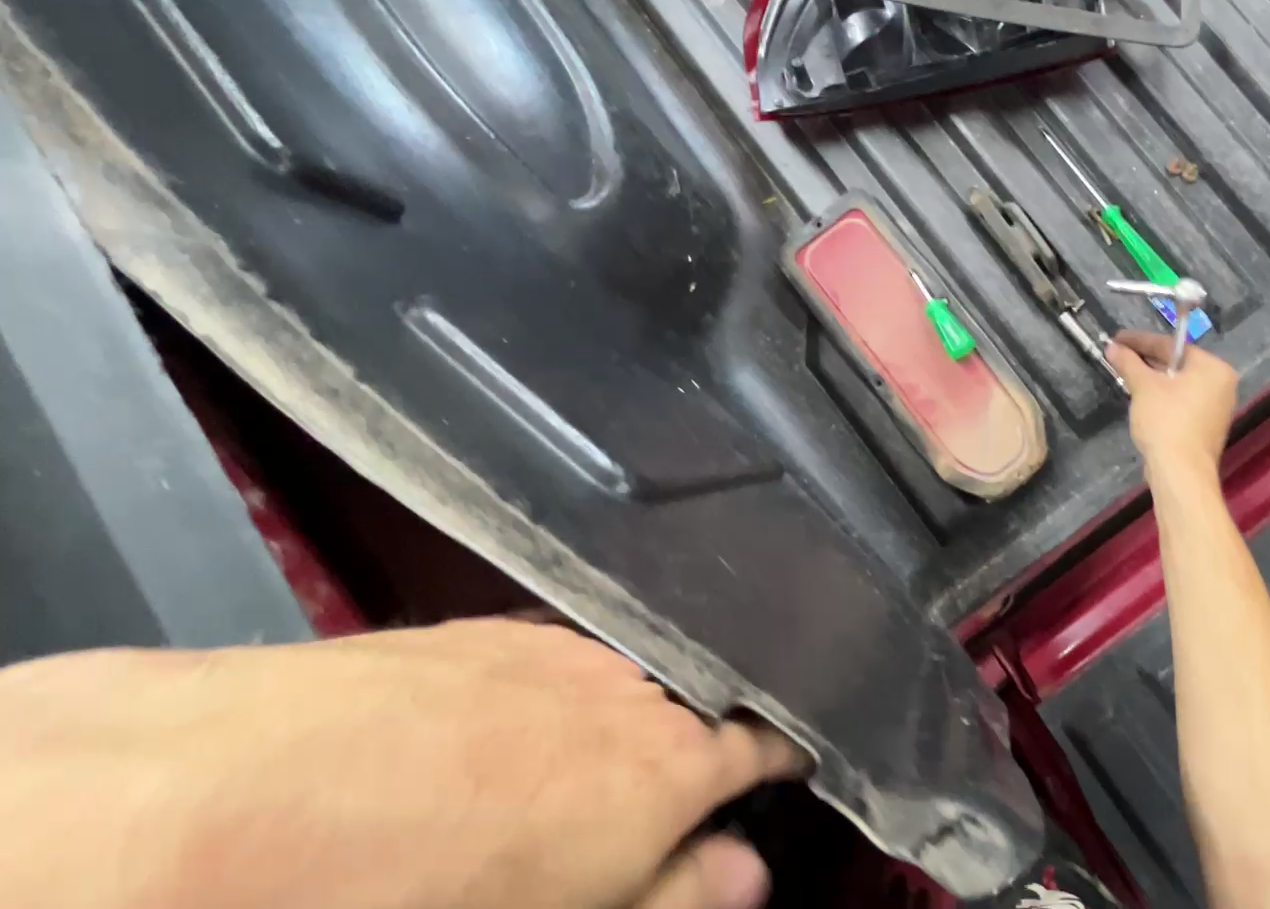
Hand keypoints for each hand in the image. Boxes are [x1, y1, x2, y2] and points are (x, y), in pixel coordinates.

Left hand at [0, 619, 806, 908]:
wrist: (243, 799)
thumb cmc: (429, 895)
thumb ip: (680, 892)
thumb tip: (751, 870)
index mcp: (673, 764)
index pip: (763, 743)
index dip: (781, 756)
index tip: (787, 765)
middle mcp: (635, 689)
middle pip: (695, 708)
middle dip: (693, 744)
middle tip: (650, 802)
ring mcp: (564, 649)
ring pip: (625, 679)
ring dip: (619, 717)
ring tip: (565, 771)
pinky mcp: (492, 627)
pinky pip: (556, 658)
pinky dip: (555, 692)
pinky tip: (494, 733)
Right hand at [1107, 329, 1239, 474]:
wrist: (1181, 471)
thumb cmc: (1166, 421)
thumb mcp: (1143, 387)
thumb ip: (1128, 363)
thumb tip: (1112, 347)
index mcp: (1213, 367)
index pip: (1172, 345)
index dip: (1140, 341)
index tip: (1117, 339)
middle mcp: (1221, 383)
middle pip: (1177, 364)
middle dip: (1146, 361)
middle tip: (1119, 357)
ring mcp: (1217, 407)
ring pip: (1179, 384)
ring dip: (1153, 379)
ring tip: (1126, 375)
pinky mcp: (1207, 426)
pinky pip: (1182, 401)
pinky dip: (1163, 397)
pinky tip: (1143, 398)